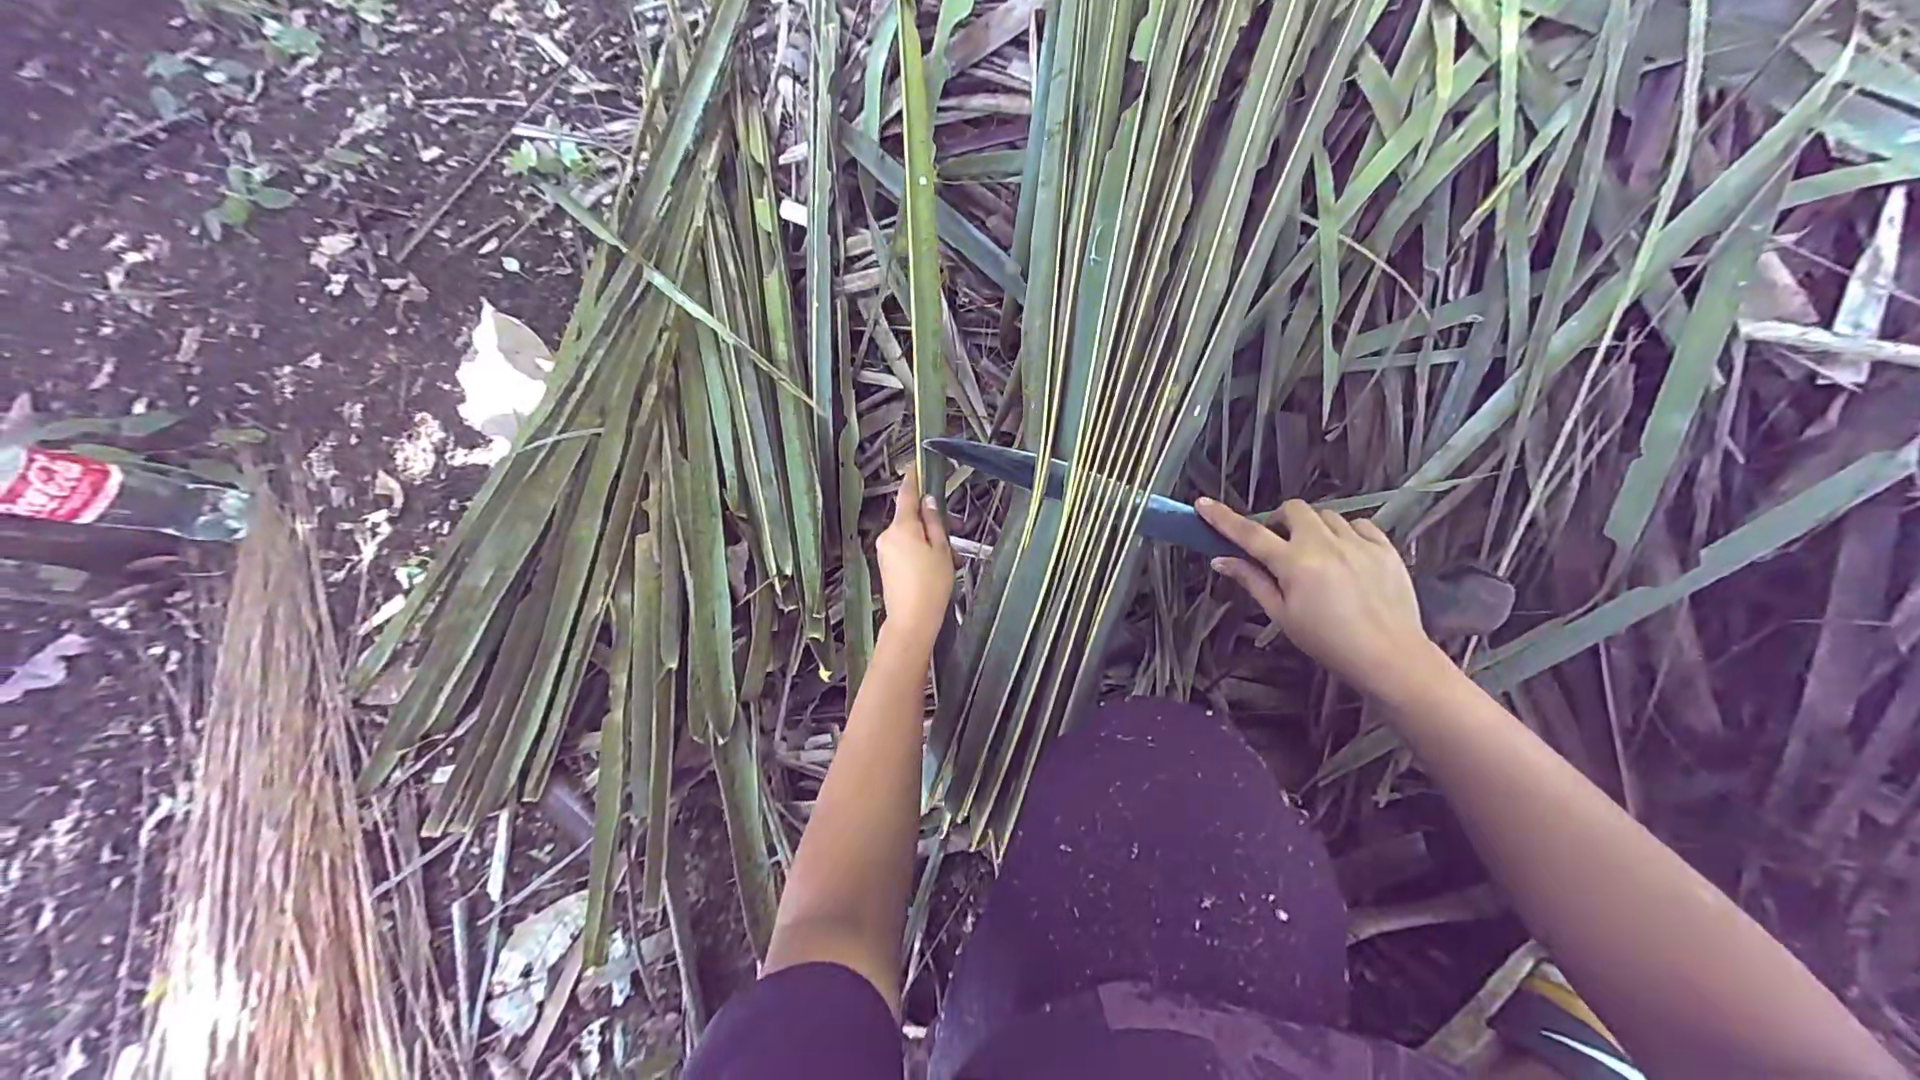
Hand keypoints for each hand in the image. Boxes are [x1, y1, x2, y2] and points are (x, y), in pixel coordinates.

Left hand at [876, 467, 953, 643]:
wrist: (912, 621)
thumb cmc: (929, 587)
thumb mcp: (941, 549)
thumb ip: (934, 522)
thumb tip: (929, 503)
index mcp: (901, 528)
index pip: (907, 494)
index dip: (914, 478)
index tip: (916, 466)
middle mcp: (888, 536)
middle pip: (912, 517)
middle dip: (934, 521)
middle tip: (956, 528)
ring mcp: (886, 551)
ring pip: (911, 535)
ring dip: (931, 540)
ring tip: (950, 558)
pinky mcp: (887, 565)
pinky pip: (906, 549)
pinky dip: (921, 551)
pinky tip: (938, 566)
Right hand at [1196, 498, 1446, 700]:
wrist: (1389, 656)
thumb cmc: (1328, 642)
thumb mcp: (1281, 615)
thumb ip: (1253, 581)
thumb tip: (1222, 560)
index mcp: (1294, 563)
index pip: (1249, 533)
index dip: (1222, 518)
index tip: (1203, 504)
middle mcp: (1325, 544)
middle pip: (1293, 510)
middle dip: (1280, 521)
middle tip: (1280, 546)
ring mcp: (1358, 543)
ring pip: (1326, 515)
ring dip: (1313, 527)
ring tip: (1316, 554)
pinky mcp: (1385, 548)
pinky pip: (1360, 524)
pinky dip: (1346, 533)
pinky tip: (1345, 554)